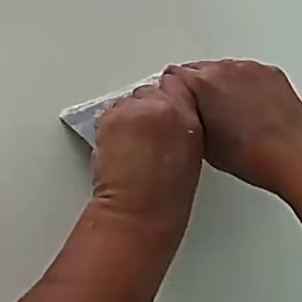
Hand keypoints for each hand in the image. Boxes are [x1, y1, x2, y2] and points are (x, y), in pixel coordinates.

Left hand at [90, 74, 203, 236]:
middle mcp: (162, 107)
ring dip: (130, 114)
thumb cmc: (165, 200)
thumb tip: (169, 118)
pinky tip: (119, 145)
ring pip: (130, 100)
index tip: (163, 106)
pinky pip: (111, 110)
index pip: (176, 85)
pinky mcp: (111, 117)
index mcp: (188, 118)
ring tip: (131, 143)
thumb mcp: (190, 155)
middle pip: (151, 91)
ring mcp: (134, 110)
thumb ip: (182, 126)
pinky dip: (113, 123)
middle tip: (145, 133)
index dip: (169, 96)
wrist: (136, 217)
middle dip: (148, 107)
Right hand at [169, 60, 301, 198]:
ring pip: (224, 70)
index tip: (180, 102)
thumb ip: (189, 118)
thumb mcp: (204, 145)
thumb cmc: (255, 157)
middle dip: (199, 87)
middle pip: (199, 69)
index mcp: (203, 83)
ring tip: (233, 114)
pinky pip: (249, 73)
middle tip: (207, 112)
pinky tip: (253, 109)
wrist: (297, 159)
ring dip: (224, 85)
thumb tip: (187, 113)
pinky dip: (248, 85)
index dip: (174, 91)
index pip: (174, 75)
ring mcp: (250, 68)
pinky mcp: (270, 72)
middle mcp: (225, 68)